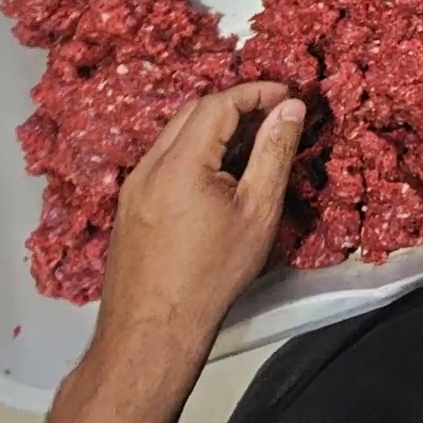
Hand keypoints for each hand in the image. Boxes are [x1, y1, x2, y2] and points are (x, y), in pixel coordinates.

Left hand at [53, 83, 304, 422]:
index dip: (257, 92)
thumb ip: (274, 151)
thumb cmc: (213, 270)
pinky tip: (226, 167)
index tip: (290, 96)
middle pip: (194, 110)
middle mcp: (148, 168)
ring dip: (218, 123)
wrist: (151, 330)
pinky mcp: (131, 204)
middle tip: (278, 111)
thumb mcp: (259, 208)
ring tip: (258, 137)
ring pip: (178, 132)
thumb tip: (291, 107)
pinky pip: (167, 156)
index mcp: (179, 165)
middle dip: (238, 101)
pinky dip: (200, 145)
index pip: (218, 104)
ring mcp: (134, 186)